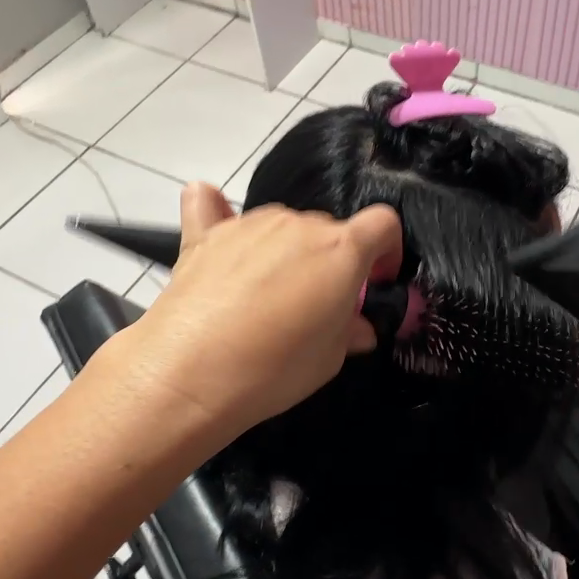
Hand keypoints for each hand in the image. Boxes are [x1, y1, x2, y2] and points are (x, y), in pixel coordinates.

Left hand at [110, 183, 402, 433]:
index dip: (388, 251)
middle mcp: (300, 224)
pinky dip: (218, 212)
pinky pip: (212, 206)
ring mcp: (249, 222)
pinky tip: (215, 224)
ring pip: (282, 225)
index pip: (383, 223)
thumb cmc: (276, 368)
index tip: (376, 282)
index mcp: (342, 249)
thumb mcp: (330, 359)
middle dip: (332, 260)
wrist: (190, 372)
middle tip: (316, 304)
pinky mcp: (204, 233)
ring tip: (266, 291)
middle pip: (329, 229)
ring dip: (286, 248)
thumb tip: (359, 326)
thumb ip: (351, 330)